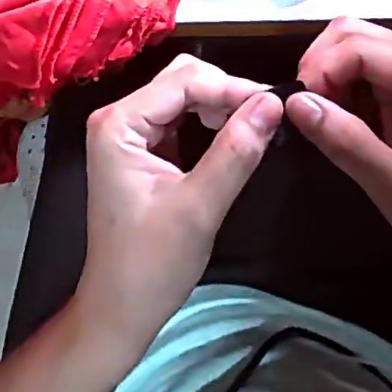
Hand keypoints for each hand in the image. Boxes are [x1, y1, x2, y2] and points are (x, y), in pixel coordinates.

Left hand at [76, 56, 282, 336]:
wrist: (119, 312)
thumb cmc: (151, 265)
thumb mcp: (199, 208)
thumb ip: (236, 152)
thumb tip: (272, 104)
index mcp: (118, 123)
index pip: (183, 82)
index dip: (231, 88)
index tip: (273, 102)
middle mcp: (117, 116)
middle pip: (181, 79)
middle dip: (225, 91)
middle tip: (265, 113)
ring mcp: (126, 130)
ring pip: (182, 92)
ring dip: (219, 103)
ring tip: (252, 124)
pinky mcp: (139, 145)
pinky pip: (179, 114)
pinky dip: (208, 117)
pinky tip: (230, 131)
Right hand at [287, 18, 391, 282]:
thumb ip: (345, 142)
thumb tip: (294, 102)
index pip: (363, 48)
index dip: (323, 68)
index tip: (299, 107)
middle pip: (358, 33)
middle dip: (321, 63)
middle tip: (304, 107)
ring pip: (358, 41)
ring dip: (328, 69)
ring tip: (318, 110)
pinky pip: (367, 61)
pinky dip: (342, 78)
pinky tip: (337, 110)